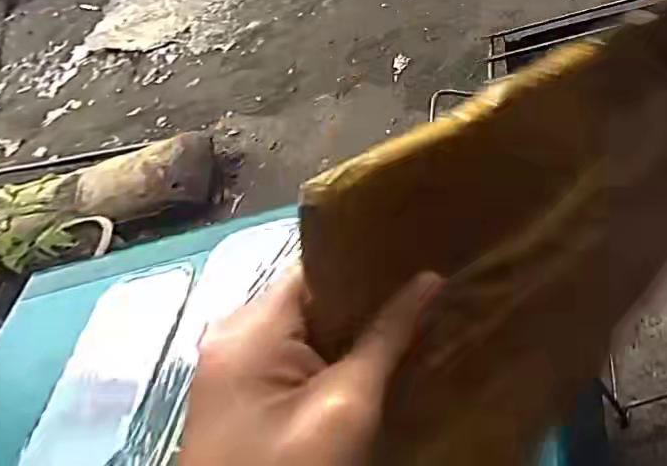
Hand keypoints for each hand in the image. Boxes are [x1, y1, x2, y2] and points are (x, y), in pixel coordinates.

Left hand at [179, 268, 441, 465]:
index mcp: (251, 326)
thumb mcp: (348, 407)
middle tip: (421, 291)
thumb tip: (431, 278)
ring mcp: (234, 368)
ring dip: (352, 329)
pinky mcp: (240, 399)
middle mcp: (235, 334)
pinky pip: (294, 356)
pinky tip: (371, 358)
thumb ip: (389, 336)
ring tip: (406, 316)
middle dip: (367, 298)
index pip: (321, 267)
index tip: (416, 260)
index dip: (370, 264)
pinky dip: (330, 356)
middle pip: (315, 296)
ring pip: (308, 326)